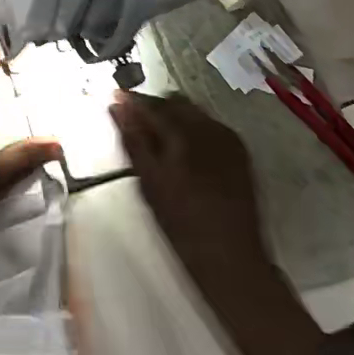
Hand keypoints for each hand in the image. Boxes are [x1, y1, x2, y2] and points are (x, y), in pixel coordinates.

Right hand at [109, 90, 267, 268]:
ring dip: (172, 115)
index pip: (151, 104)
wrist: (231, 256)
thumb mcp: (148, 180)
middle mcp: (210, 128)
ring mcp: (228, 140)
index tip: (113, 98)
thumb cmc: (181, 220)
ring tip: (155, 134)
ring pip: (194, 112)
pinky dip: (192, 127)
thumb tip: (118, 106)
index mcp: (184, 132)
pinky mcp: (240, 153)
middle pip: (174, 102)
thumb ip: (133, 138)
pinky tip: (182, 147)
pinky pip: (210, 126)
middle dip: (152, 105)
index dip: (129, 100)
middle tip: (132, 118)